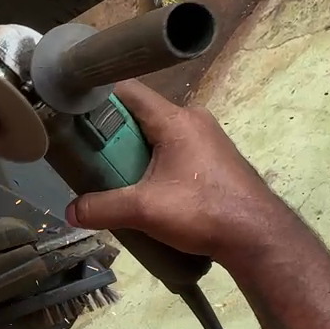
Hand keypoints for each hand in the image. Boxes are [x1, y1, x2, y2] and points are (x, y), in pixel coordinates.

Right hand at [63, 80, 299, 271]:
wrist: (259, 238)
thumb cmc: (204, 211)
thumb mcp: (143, 210)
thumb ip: (101, 208)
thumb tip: (69, 212)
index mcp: (176, 120)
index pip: (127, 91)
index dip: (95, 99)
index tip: (70, 117)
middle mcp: (192, 121)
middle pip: (137, 116)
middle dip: (108, 136)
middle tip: (85, 159)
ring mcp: (204, 140)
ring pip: (152, 136)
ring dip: (128, 154)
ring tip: (110, 179)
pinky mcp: (209, 160)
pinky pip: (168, 151)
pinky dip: (148, 165)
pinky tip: (140, 190)